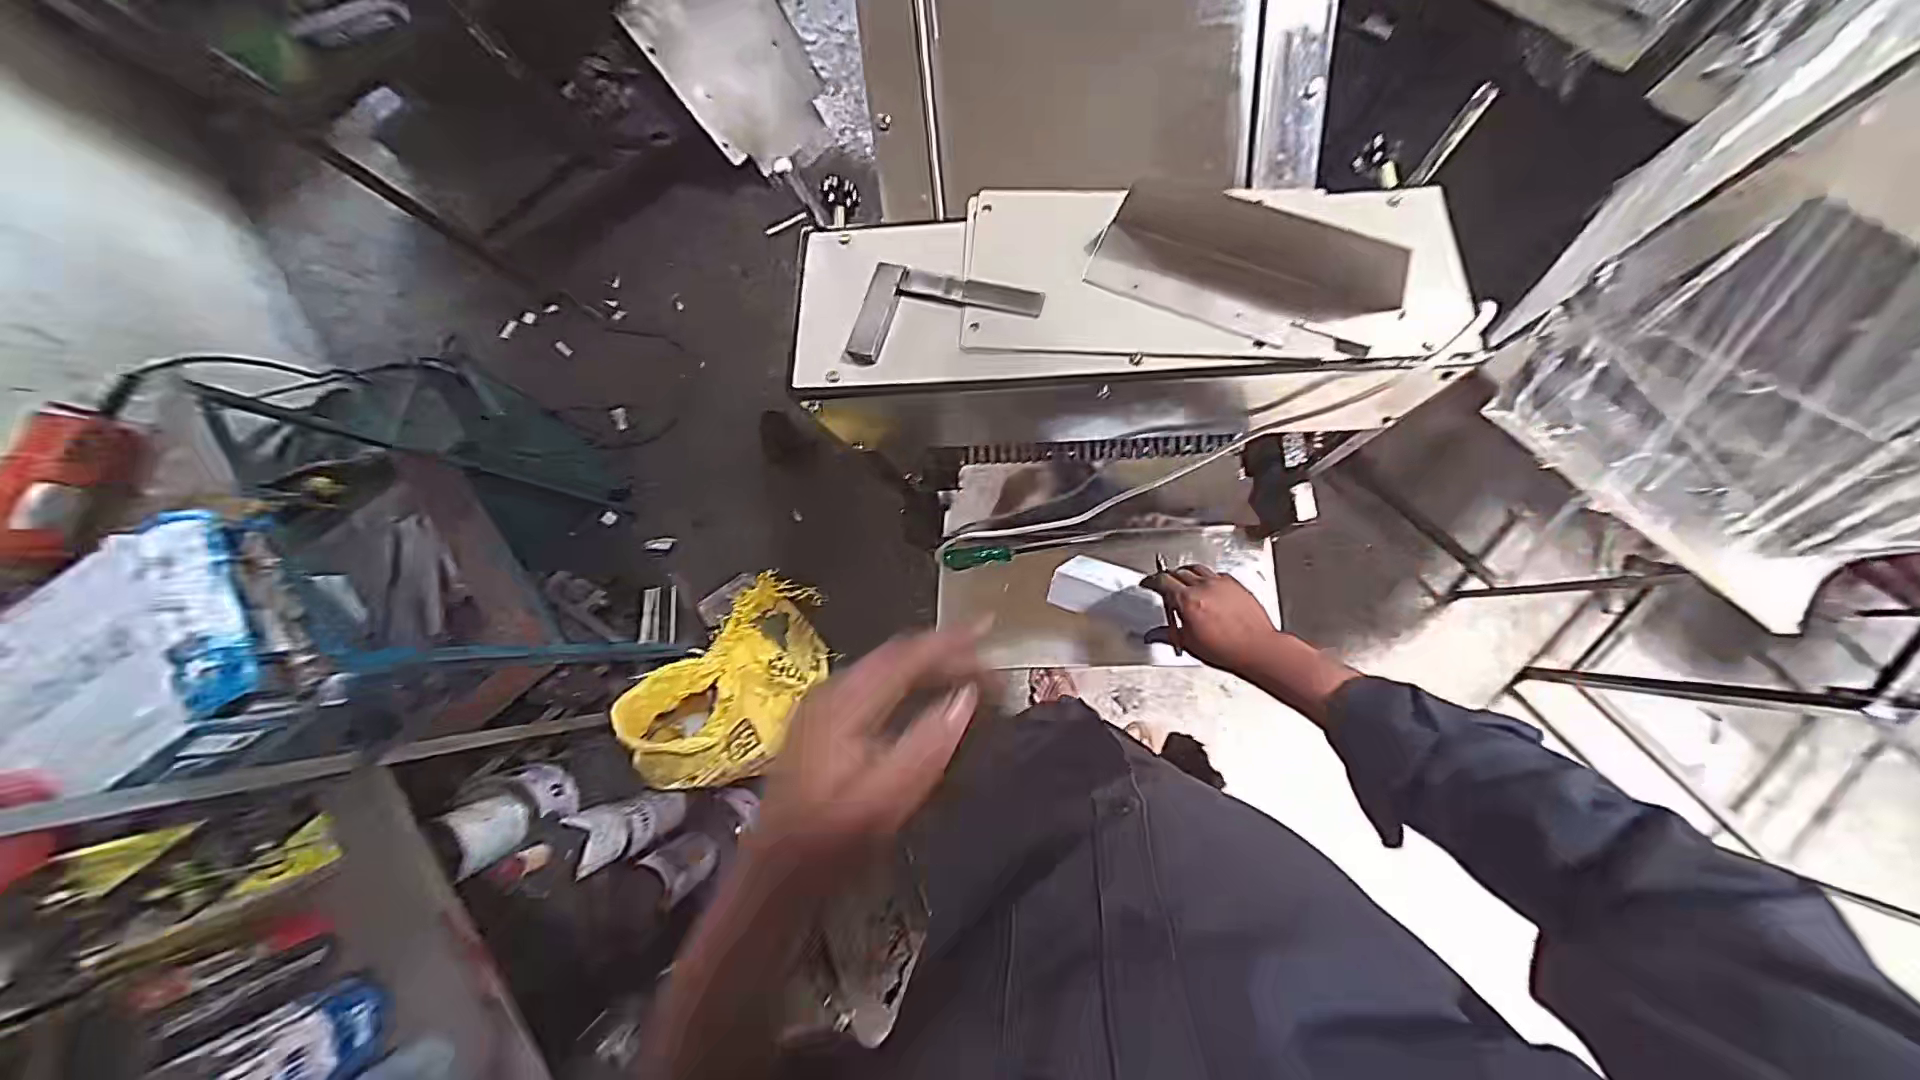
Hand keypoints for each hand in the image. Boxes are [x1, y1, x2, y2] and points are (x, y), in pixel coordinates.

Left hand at [754, 627, 984, 880]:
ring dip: (929, 663)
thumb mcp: (886, 800)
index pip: (906, 655)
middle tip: (985, 656)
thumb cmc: (831, 840)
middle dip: (944, 650)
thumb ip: (929, 745)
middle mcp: (831, 691)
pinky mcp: (825, 717)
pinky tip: (929, 688)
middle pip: (896, 653)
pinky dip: (910, 678)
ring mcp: (825, 702)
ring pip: (887, 664)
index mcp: (844, 703)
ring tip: (967, 667)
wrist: (780, 869)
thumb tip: (967, 699)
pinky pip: (877, 680)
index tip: (986, 629)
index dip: (951, 641)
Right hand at [1143, 565, 1284, 678]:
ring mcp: (1220, 583)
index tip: (1148, 583)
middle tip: (1163, 584)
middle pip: (1178, 572)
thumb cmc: (1227, 649)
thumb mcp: (1189, 643)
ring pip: (1196, 569)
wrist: (1258, 648)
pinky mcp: (1235, 584)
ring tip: (1182, 581)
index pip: (1162, 581)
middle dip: (1167, 577)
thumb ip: (1167, 634)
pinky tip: (1206, 586)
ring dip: (1185, 573)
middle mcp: (1203, 587)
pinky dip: (1205, 577)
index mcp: (1187, 600)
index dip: (1151, 581)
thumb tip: (1152, 635)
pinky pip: (1214, 574)